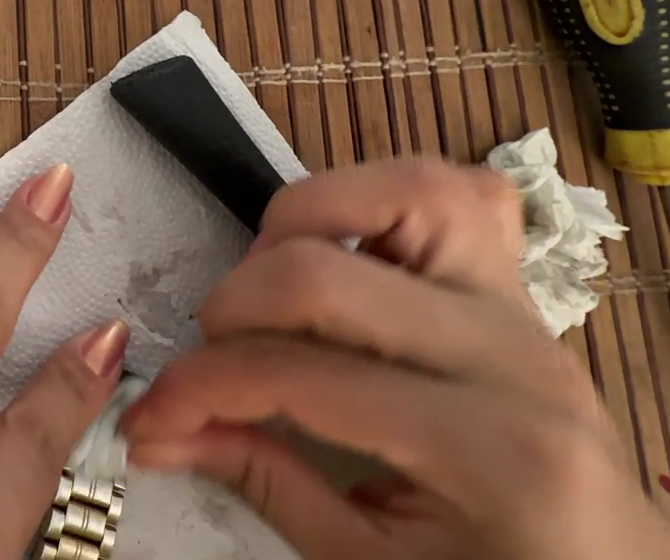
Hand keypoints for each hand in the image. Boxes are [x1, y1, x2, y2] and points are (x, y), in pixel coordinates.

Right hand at [120, 160, 669, 559]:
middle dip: (232, 306)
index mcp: (490, 451)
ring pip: (408, 191)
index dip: (197, 388)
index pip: (295, 374)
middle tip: (211, 349)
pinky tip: (341, 245)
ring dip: (308, 217)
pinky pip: (455, 194)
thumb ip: (255, 477)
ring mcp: (521, 307)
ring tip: (273, 276)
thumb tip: (148, 430)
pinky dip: (378, 195)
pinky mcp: (513, 283)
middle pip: (323, 274)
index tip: (150, 415)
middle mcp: (512, 357)